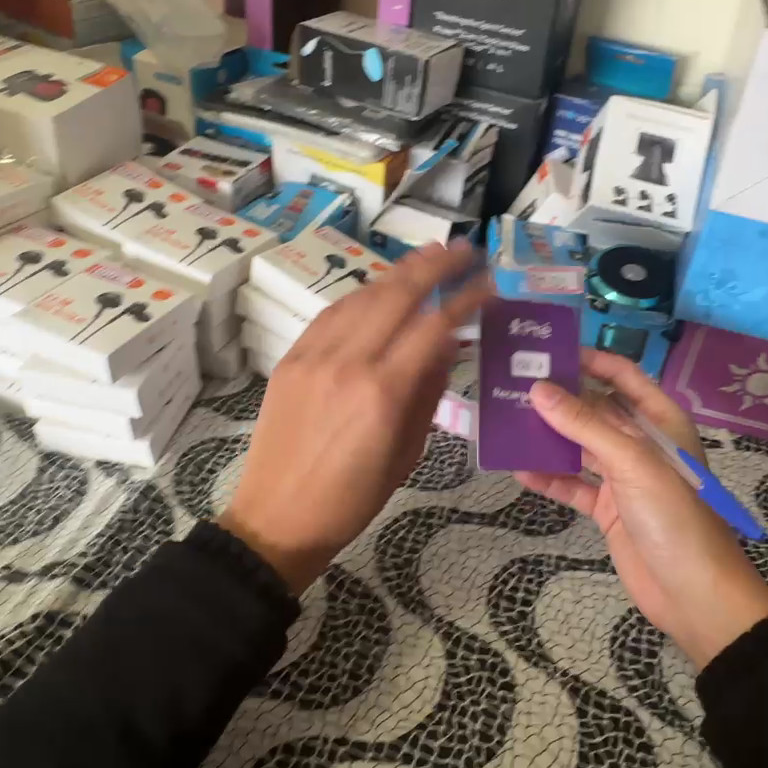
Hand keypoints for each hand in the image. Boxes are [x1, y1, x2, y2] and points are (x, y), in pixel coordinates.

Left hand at [222, 242, 490, 594]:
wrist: (277, 517)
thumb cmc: (353, 499)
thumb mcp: (406, 452)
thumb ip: (428, 391)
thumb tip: (448, 343)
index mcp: (383, 393)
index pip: (434, 326)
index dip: (466, 299)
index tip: (490, 284)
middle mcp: (347, 362)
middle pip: (397, 295)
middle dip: (435, 266)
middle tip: (464, 249)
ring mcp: (313, 355)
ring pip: (362, 296)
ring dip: (399, 273)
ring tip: (429, 258)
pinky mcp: (291, 358)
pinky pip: (332, 314)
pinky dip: (362, 295)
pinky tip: (381, 289)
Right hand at [515, 350, 767, 666]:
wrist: (694, 594)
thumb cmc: (673, 515)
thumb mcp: (631, 461)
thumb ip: (584, 424)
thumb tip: (537, 389)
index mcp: (660, 420)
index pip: (622, 376)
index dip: (589, 360)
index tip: (547, 350)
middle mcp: (640, 442)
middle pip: (594, 409)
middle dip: (557, 398)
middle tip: (511, 384)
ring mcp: (623, 476)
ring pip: (578, 446)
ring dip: (547, 437)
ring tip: (505, 421)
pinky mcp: (608, 508)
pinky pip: (573, 484)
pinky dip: (548, 477)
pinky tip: (518, 469)